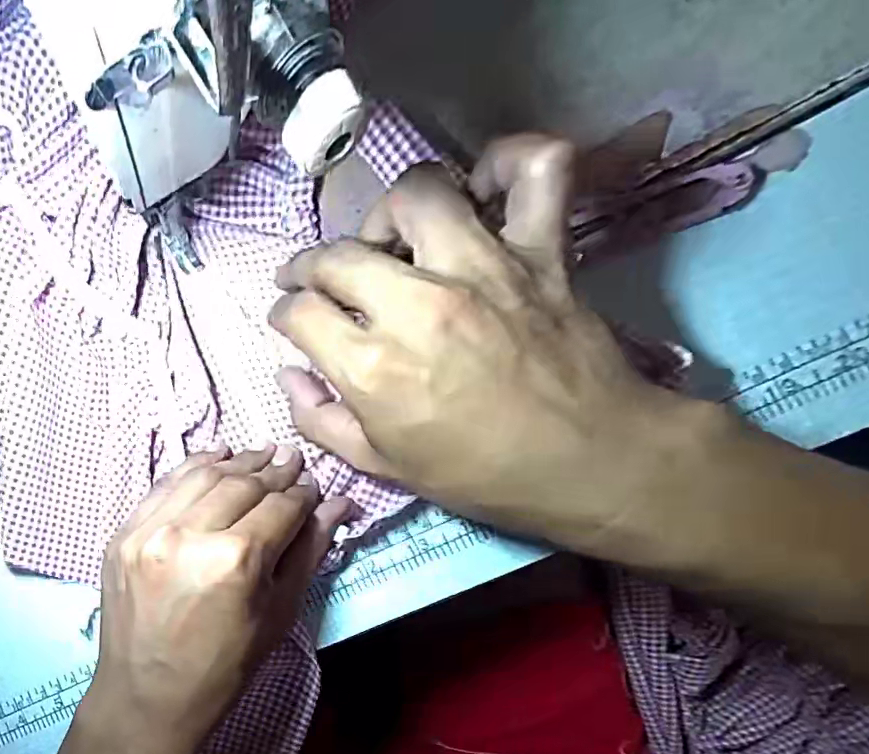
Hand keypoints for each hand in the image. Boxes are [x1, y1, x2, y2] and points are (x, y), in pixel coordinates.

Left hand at [74, 445, 351, 753]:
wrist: (148, 697)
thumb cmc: (225, 666)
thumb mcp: (279, 613)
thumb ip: (308, 551)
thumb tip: (337, 504)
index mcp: (236, 560)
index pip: (280, 507)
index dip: (302, 493)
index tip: (313, 484)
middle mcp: (190, 534)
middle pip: (243, 483)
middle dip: (273, 471)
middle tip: (292, 460)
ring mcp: (149, 530)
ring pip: (203, 475)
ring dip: (236, 461)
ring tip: (260, 453)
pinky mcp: (123, 533)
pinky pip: (165, 485)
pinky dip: (193, 467)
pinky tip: (215, 458)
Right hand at [268, 134, 706, 550]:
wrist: (585, 465)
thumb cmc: (478, 475)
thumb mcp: (383, 467)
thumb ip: (321, 421)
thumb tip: (288, 374)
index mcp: (373, 367)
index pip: (300, 312)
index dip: (283, 313)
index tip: (291, 319)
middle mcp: (417, 305)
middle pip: (338, 254)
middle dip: (310, 267)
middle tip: (317, 281)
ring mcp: (482, 268)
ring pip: (415, 196)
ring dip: (387, 216)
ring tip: (393, 245)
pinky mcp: (541, 251)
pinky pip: (534, 171)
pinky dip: (507, 163)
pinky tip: (482, 189)